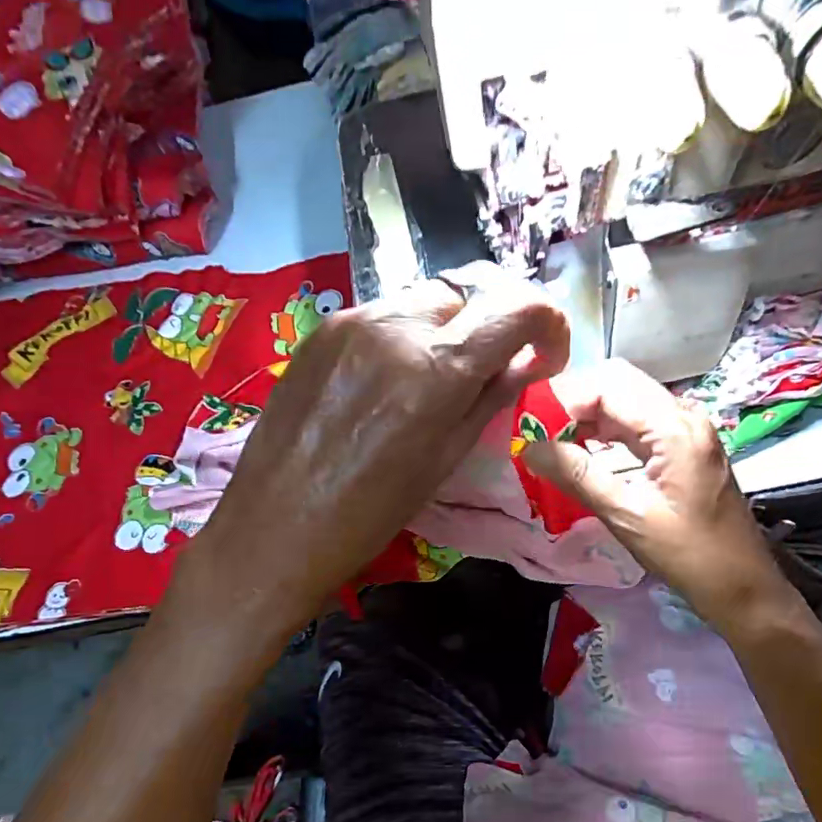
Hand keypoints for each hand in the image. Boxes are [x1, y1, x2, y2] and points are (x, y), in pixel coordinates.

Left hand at [177, 276, 570, 627]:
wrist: (274, 528)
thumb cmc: (368, 515)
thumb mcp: (443, 461)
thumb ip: (490, 398)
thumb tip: (526, 362)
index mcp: (435, 369)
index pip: (517, 306)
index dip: (547, 324)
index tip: (545, 353)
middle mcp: (394, 327)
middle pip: (467, 293)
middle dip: (489, 324)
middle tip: (486, 368)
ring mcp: (349, 322)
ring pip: (420, 301)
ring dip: (443, 328)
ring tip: (430, 378)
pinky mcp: (318, 331)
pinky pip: (378, 315)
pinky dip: (400, 336)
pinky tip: (384, 381)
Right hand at [523, 359, 780, 602]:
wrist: (741, 584)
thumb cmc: (687, 553)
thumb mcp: (626, 516)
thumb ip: (578, 476)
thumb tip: (530, 447)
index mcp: (674, 429)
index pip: (609, 387)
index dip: (566, 399)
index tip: (533, 425)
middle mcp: (684, 416)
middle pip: (620, 383)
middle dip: (576, 401)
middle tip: (541, 430)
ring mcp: (687, 429)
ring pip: (628, 399)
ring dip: (590, 414)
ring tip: (554, 441)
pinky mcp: (684, 446)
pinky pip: (639, 421)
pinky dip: (608, 429)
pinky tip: (584, 449)